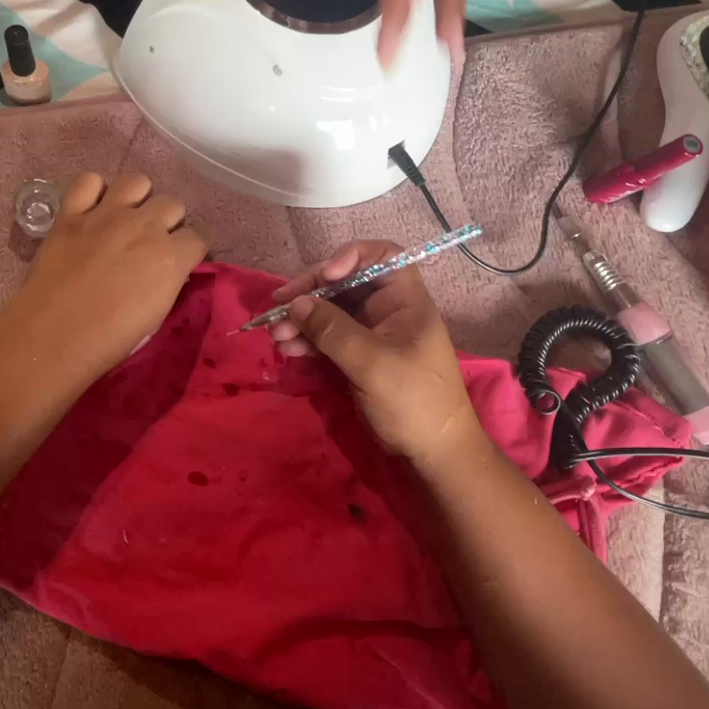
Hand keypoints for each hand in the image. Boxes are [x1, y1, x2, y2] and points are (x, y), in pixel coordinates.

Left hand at [5, 173, 207, 384]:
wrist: (55, 335)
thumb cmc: (110, 339)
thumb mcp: (155, 316)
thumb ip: (167, 283)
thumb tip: (167, 270)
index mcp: (171, 256)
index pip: (197, 237)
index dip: (189, 250)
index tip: (179, 261)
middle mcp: (144, 225)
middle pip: (171, 204)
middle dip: (167, 222)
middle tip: (151, 243)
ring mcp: (106, 214)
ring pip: (136, 182)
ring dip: (137, 198)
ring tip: (126, 218)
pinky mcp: (71, 213)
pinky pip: (88, 181)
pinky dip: (93, 191)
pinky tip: (91, 209)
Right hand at [269, 241, 481, 464]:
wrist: (433, 453)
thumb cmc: (414, 401)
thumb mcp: (371, 363)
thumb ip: (332, 329)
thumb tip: (296, 304)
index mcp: (405, 301)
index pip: (381, 255)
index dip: (351, 256)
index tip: (326, 275)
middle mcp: (387, 310)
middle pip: (345, 283)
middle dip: (311, 293)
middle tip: (279, 306)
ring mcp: (371, 334)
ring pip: (330, 311)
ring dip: (301, 319)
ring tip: (276, 335)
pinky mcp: (357, 356)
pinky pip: (326, 337)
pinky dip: (306, 340)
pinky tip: (287, 349)